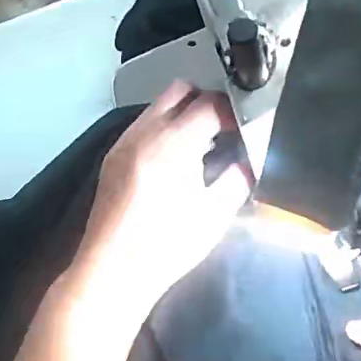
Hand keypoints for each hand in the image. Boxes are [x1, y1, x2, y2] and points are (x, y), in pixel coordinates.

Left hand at [72, 82, 251, 316]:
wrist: (112, 270)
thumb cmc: (167, 246)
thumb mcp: (214, 215)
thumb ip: (238, 178)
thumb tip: (248, 160)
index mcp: (173, 144)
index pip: (210, 103)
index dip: (233, 111)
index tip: (243, 128)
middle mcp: (144, 133)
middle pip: (180, 90)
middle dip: (206, 102)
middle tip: (223, 129)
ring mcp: (123, 142)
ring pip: (157, 105)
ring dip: (182, 115)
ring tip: (200, 148)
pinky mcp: (112, 157)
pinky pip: (142, 126)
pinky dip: (162, 130)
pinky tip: (173, 162)